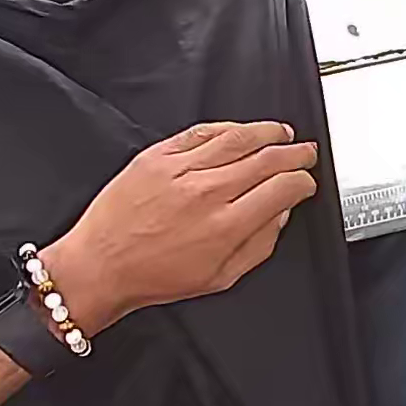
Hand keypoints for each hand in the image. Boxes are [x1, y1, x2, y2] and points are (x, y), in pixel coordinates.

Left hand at [40, 121, 318, 331]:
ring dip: (267, 131)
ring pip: (237, 137)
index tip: (305, 181)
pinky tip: (238, 129)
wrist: (101, 265)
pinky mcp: (157, 156)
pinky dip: (226, 127)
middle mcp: (207, 192)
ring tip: (281, 132)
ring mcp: (181, 170)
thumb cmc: (153, 276)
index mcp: (226, 226)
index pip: (282, 188)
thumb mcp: (219, 278)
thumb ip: (258, 245)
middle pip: (266, 158)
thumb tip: (280, 216)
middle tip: (305, 151)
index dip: (302, 181)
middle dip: (295, 152)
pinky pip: (201, 131)